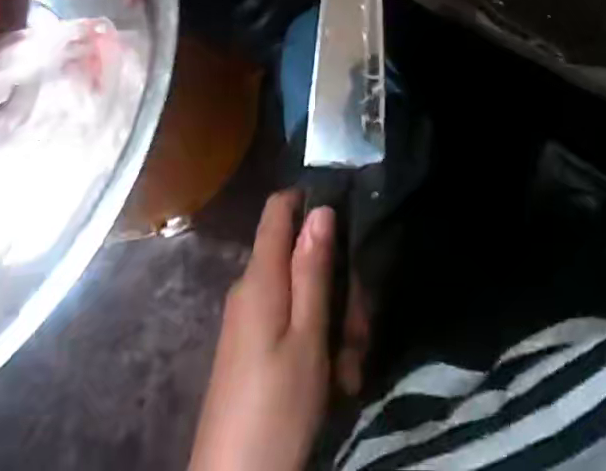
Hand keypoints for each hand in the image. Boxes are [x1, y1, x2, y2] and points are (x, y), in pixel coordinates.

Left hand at [188, 192, 333, 470]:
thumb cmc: (276, 406)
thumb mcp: (307, 338)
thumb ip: (312, 271)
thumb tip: (319, 208)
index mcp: (260, 276)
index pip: (277, 209)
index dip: (308, 200)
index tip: (347, 216)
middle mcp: (249, 287)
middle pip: (297, 256)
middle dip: (335, 283)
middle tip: (358, 331)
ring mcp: (247, 317)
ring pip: (300, 294)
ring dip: (331, 321)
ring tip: (348, 370)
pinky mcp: (251, 345)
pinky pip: (289, 322)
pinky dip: (315, 341)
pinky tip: (333, 381)